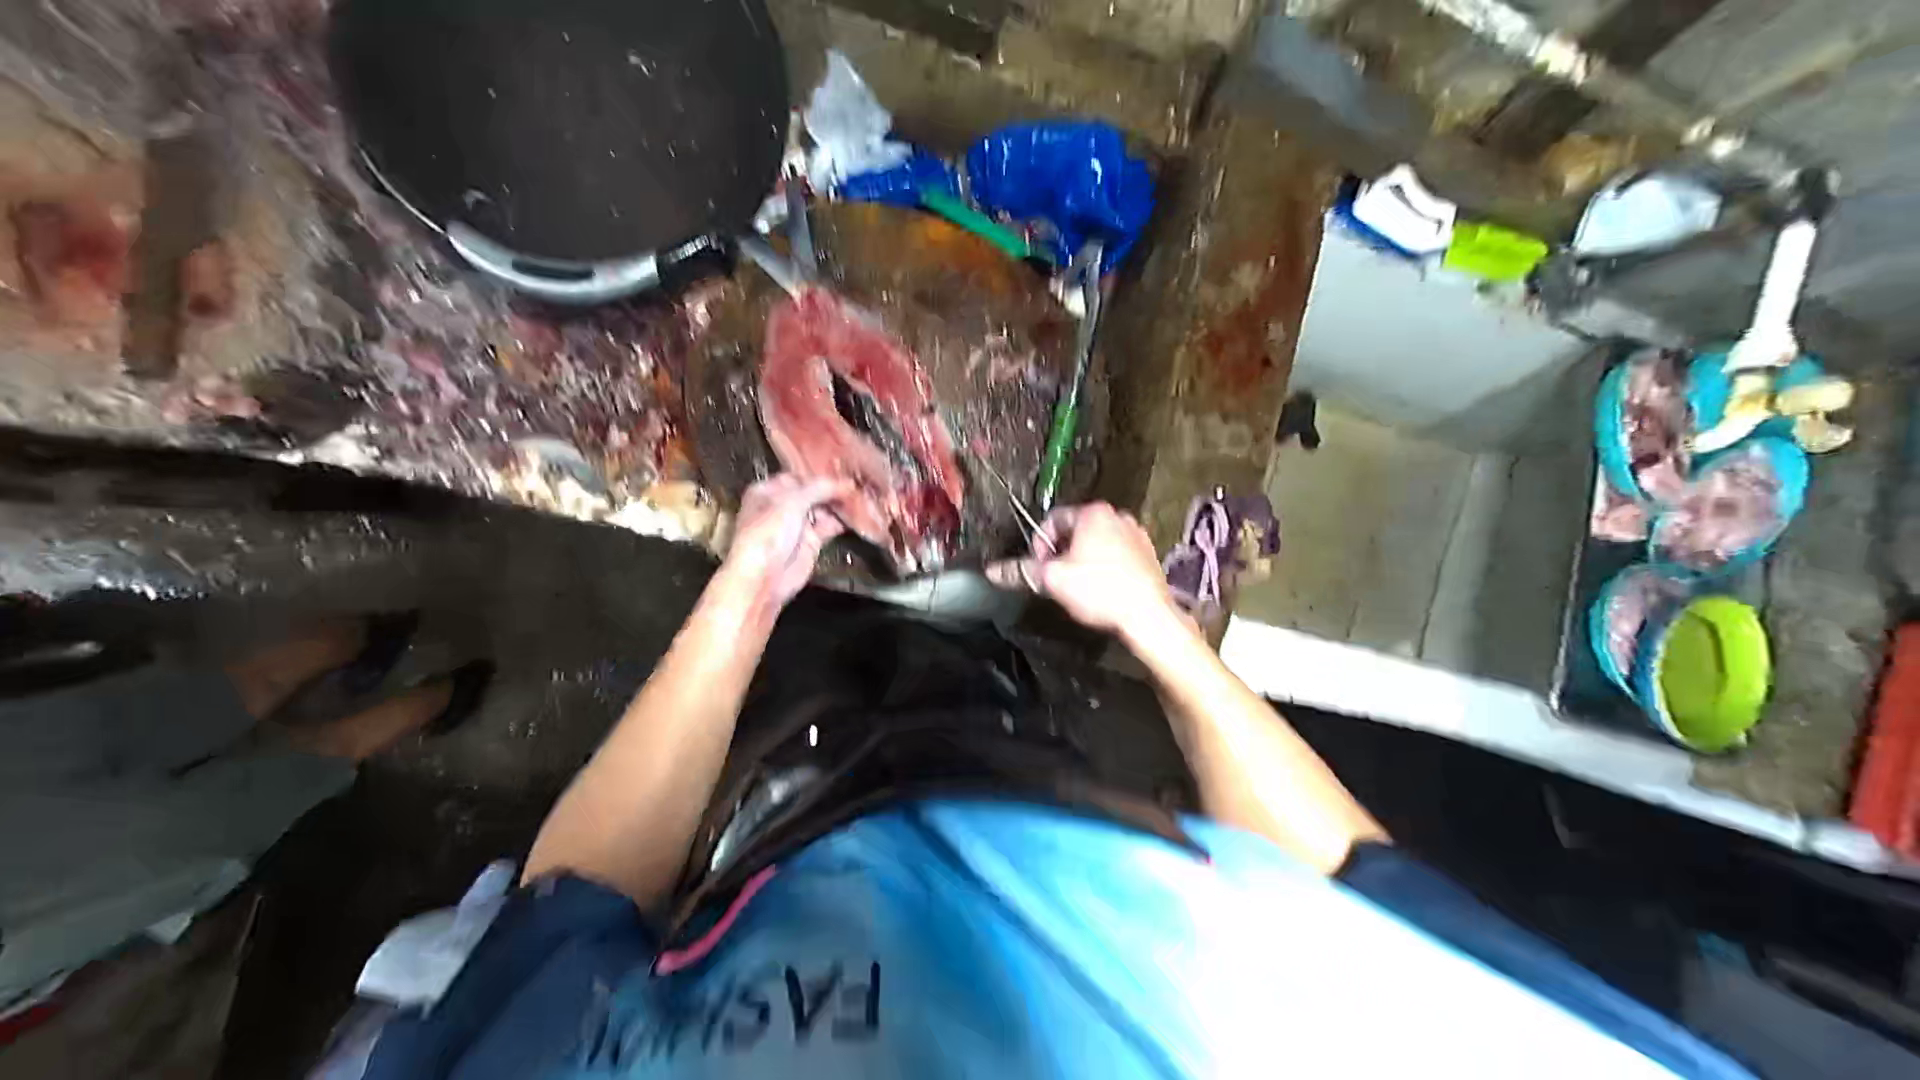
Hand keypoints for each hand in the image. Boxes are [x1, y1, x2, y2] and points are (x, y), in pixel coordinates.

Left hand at [717, 474, 852, 610]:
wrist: (764, 577)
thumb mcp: (792, 502)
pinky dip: (842, 522)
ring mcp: (797, 525)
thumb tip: (844, 483)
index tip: (843, 472)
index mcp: (768, 491)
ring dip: (840, 505)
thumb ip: (819, 488)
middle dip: (833, 490)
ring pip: (823, 509)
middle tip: (856, 485)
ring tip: (860, 498)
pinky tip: (856, 515)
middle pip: (813, 493)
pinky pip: (829, 527)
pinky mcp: (811, 542)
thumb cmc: (768, 533)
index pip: (798, 477)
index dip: (819, 475)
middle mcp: (782, 506)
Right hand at [987, 502, 1180, 636]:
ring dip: (1082, 560)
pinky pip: (1116, 554)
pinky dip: (1104, 567)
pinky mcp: (1148, 554)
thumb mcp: (1052, 580)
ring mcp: (1136, 534)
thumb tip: (993, 570)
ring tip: (1080, 587)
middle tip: (1057, 579)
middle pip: (1075, 530)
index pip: (1052, 519)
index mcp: (1093, 513)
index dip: (1039, 544)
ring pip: (1096, 542)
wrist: (1148, 616)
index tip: (1040, 567)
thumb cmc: (1100, 591)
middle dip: (1061, 553)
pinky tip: (1103, 590)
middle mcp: (1117, 515)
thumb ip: (1021, 571)